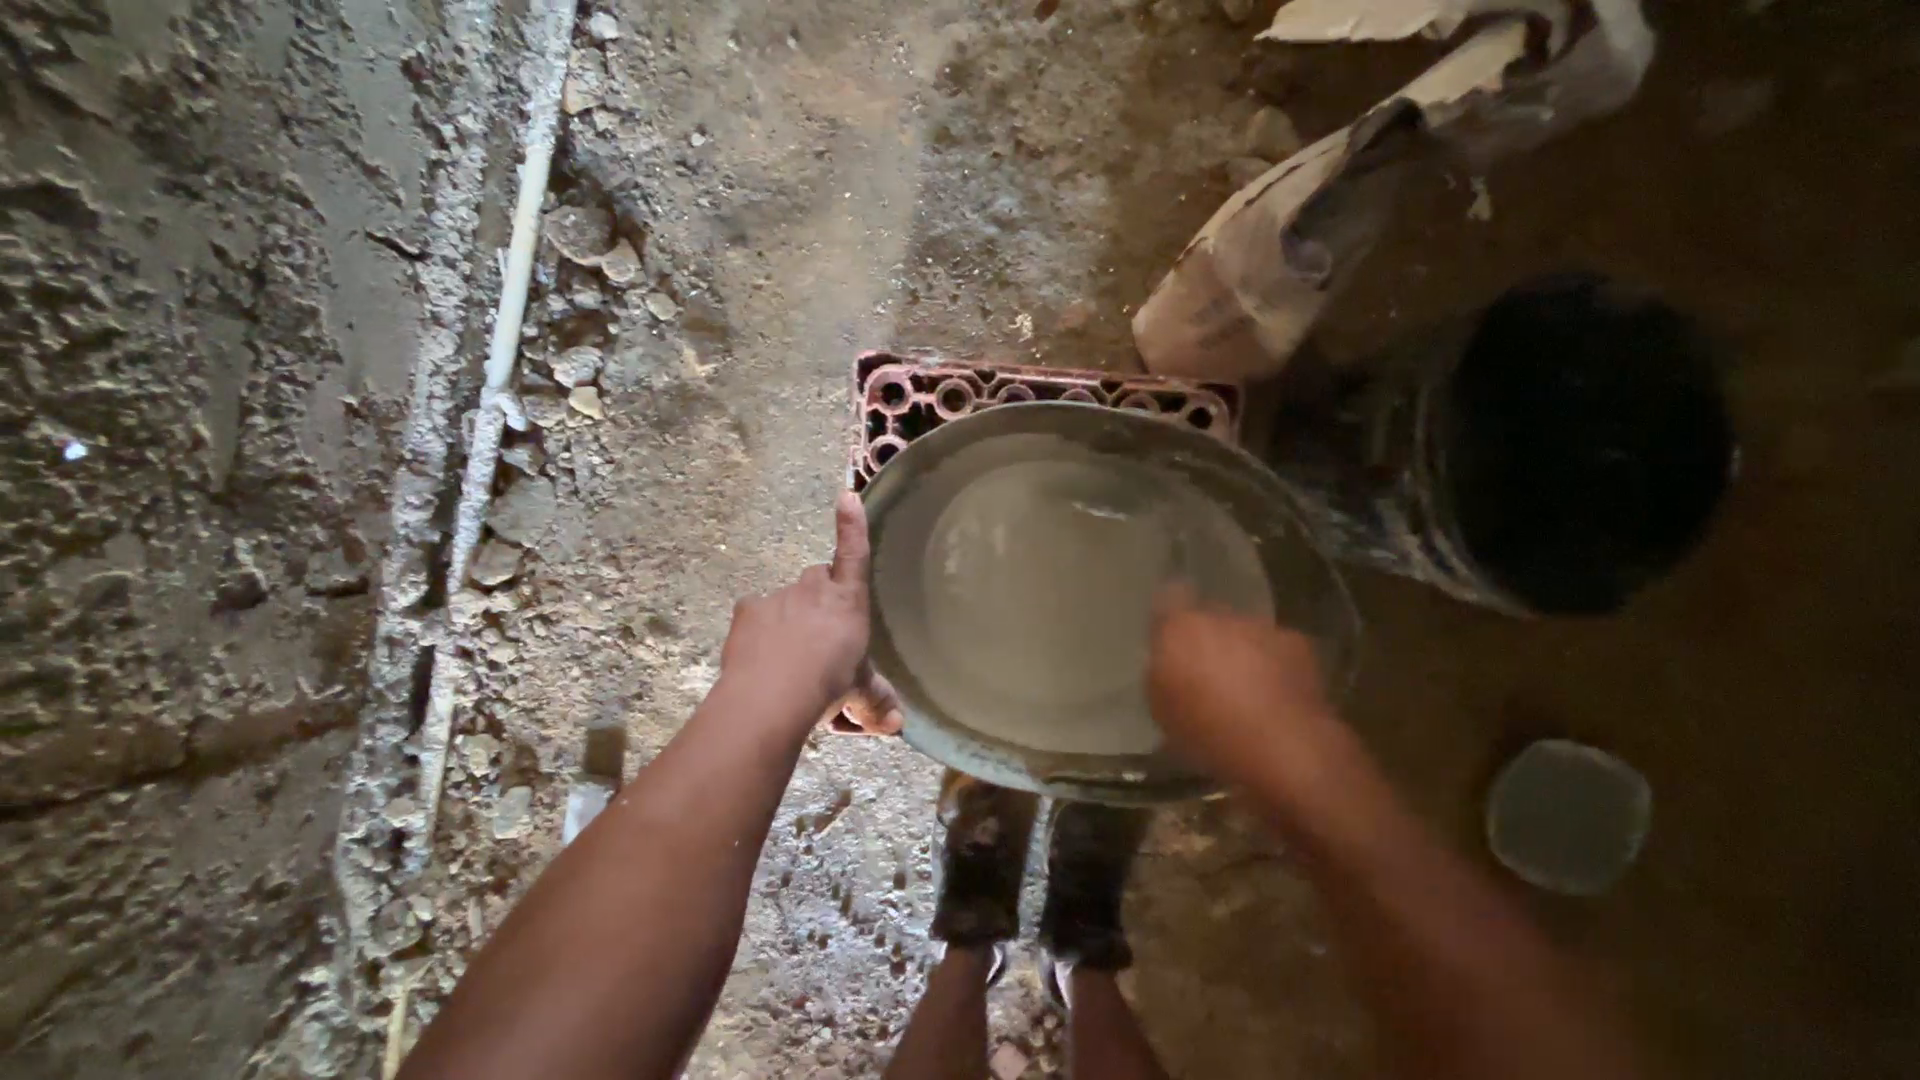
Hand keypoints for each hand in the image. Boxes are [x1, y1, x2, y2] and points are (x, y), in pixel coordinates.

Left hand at [719, 491, 874, 717]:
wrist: (772, 695)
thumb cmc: (827, 686)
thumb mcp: (859, 694)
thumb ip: (876, 702)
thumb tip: (897, 725)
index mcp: (848, 602)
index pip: (854, 554)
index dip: (852, 525)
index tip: (847, 495)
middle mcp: (814, 590)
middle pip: (817, 579)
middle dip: (818, 600)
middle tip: (818, 639)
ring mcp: (778, 597)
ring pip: (786, 601)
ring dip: (788, 621)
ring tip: (786, 661)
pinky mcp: (748, 610)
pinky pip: (757, 615)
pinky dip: (759, 631)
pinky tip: (760, 659)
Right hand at [1146, 585, 1336, 789]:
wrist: (1282, 745)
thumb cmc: (1208, 732)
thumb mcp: (1162, 711)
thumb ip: (1160, 674)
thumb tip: (1167, 664)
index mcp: (1180, 628)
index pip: (1169, 598)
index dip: (1171, 615)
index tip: (1171, 634)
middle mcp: (1221, 617)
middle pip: (1210, 617)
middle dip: (1209, 638)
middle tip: (1208, 672)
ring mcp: (1263, 628)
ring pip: (1246, 632)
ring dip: (1243, 651)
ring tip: (1246, 688)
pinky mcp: (1298, 644)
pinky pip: (1277, 648)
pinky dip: (1275, 664)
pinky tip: (1276, 695)